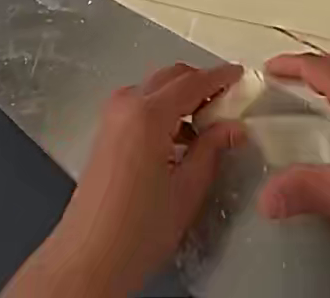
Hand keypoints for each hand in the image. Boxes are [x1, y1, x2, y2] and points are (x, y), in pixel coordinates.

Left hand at [5, 63, 244, 297]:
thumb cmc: (141, 227)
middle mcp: (128, 102)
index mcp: (148, 113)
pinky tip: (179, 137)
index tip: (240, 74)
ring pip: (155, 87)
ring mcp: (113, 113)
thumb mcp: (187, 190)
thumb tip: (235, 127)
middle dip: (200, 83)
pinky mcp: (107, 127)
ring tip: (207, 122)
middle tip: (227, 100)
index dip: (219, 77)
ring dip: (181, 95)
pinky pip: (141, 102)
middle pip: (170, 77)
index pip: (191, 82)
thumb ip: (212, 150)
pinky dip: (163, 108)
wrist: (89, 256)